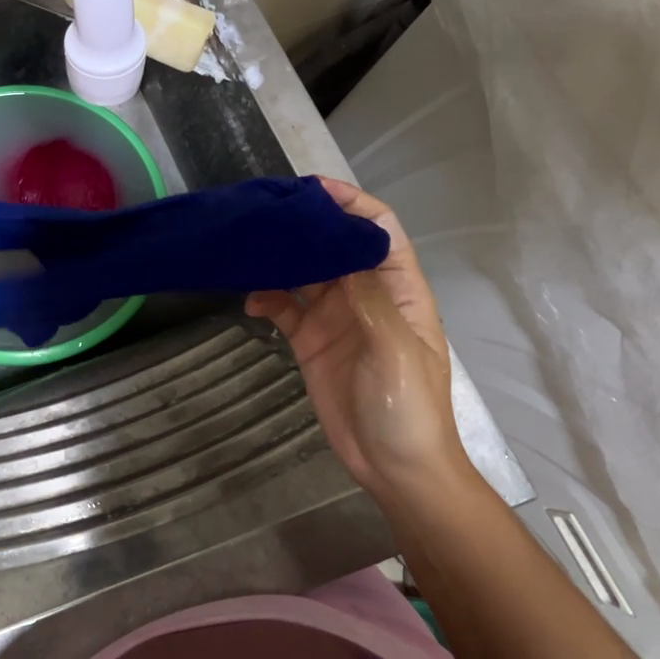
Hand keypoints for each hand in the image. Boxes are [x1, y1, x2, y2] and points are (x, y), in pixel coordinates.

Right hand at [246, 178, 470, 500]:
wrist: (396, 469)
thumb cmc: (410, 408)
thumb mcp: (396, 350)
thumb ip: (368, 299)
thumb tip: (337, 250)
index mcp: (398, 290)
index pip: (379, 230)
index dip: (351, 205)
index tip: (313, 190)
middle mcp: (365, 294)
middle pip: (334, 245)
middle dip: (304, 226)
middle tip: (265, 212)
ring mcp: (335, 317)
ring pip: (303, 271)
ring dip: (279, 259)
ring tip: (248, 248)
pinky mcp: (310, 340)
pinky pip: (282, 306)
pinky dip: (264, 297)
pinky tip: (249, 299)